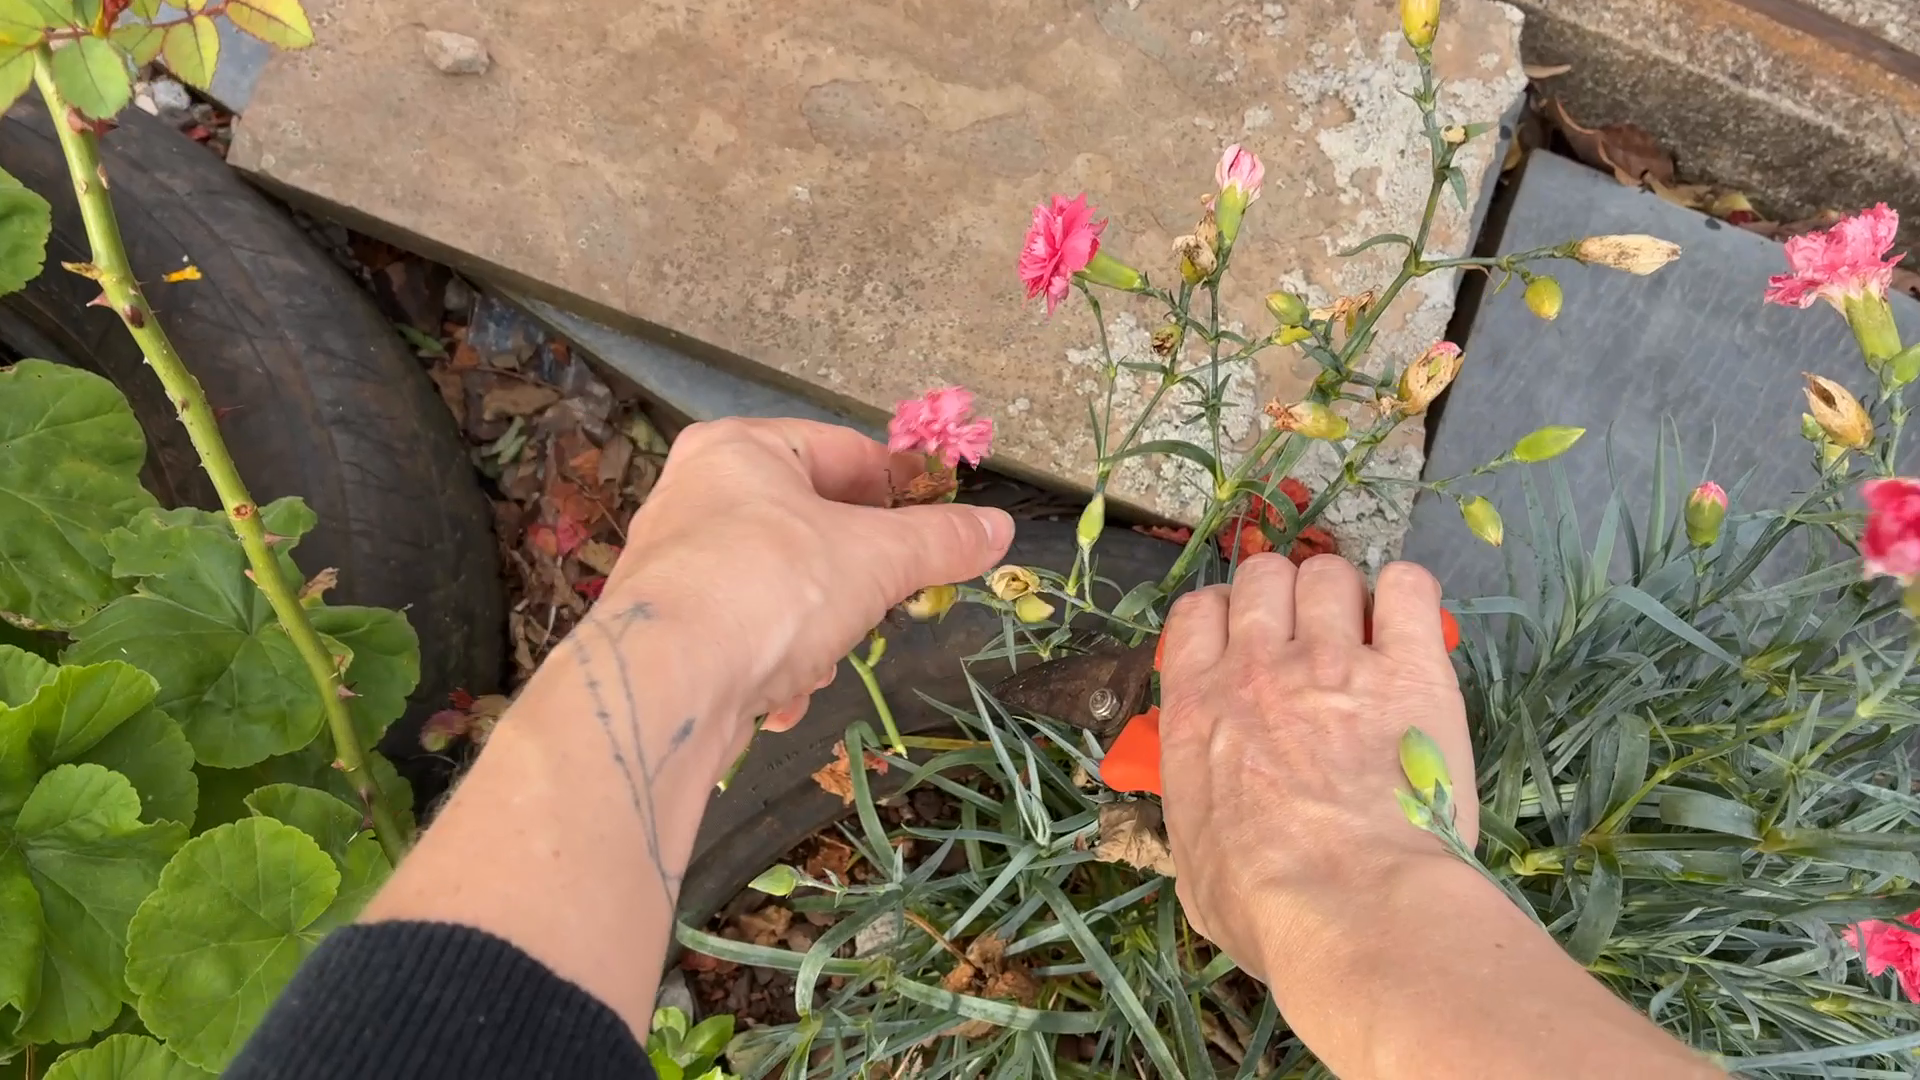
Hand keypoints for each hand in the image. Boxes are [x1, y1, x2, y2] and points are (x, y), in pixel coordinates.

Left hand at [598, 417, 1012, 736]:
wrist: (664, 687)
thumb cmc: (774, 587)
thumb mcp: (878, 558)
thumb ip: (942, 541)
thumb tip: (1000, 528)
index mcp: (744, 450)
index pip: (847, 451)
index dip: (903, 484)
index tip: (942, 517)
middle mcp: (699, 493)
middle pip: (814, 520)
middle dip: (859, 569)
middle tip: (890, 593)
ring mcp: (677, 561)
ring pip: (785, 581)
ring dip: (820, 622)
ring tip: (828, 654)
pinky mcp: (667, 624)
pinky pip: (746, 625)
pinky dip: (776, 654)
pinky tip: (783, 690)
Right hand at [1157, 554, 1474, 980]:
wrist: (1352, 910)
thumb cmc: (1259, 900)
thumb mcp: (1190, 858)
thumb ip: (1194, 809)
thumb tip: (1204, 813)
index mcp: (1197, 702)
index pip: (1197, 610)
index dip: (1220, 612)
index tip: (1240, 637)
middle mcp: (1255, 664)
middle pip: (1261, 574)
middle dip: (1280, 594)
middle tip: (1303, 633)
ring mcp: (1331, 660)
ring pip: (1328, 573)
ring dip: (1340, 593)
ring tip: (1359, 629)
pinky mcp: (1408, 671)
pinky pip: (1408, 588)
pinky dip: (1406, 594)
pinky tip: (1407, 624)